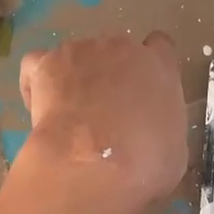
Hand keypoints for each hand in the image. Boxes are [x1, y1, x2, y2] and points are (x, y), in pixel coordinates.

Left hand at [19, 34, 186, 209]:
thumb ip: (165, 127)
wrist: (95, 166)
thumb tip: (154, 135)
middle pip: (116, 51)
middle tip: (108, 113)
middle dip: (112, 75)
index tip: (144, 92)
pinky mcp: (46, 64)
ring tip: (72, 117)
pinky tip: (43, 107)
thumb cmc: (145, 164)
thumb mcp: (175, 150)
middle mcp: (121, 48)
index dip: (150, 68)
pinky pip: (39, 64)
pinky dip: (38, 82)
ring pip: (78, 57)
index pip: (160, 48)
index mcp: (159, 65)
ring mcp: (81, 51)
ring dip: (77, 79)